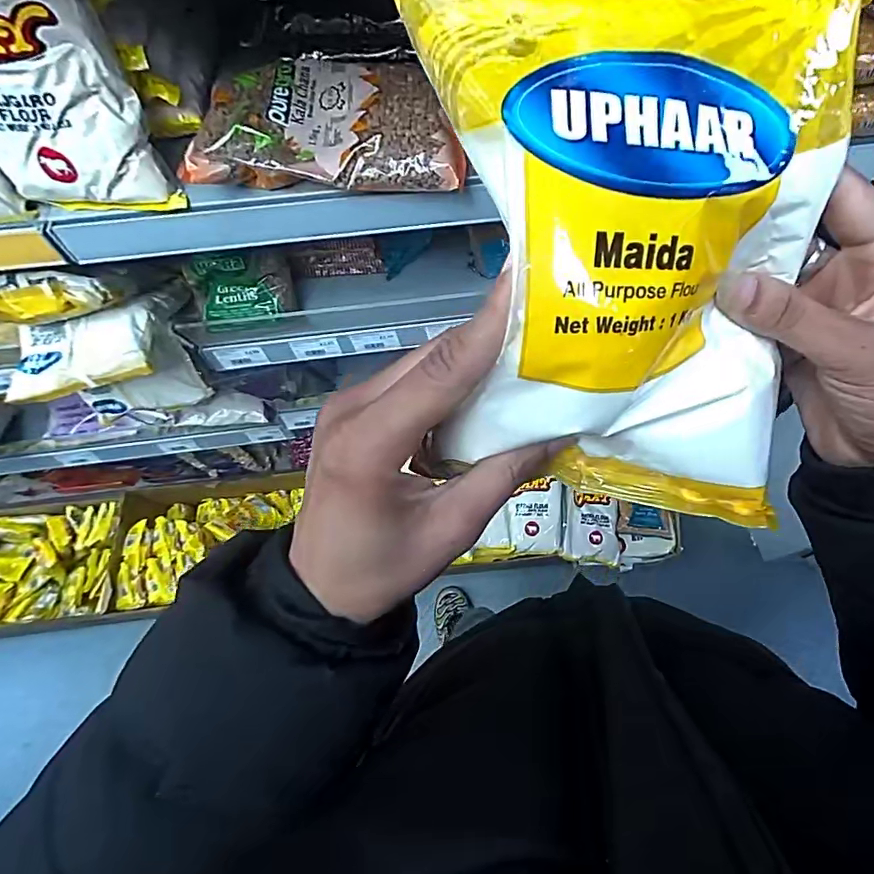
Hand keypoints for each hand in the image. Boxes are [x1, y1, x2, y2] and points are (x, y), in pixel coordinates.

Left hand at [289, 276, 565, 622]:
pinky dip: (451, 376)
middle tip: (540, 316)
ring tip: (523, 345)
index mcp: (370, 441)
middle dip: (487, 335)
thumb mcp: (449, 531)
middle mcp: (352, 407)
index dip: (484, 330)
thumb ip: (501, 478)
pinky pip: (412, 378)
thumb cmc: (382, 567)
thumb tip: (554, 435)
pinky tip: (483, 381)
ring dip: (471, 354)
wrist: (319, 586)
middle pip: (431, 357)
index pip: (439, 373)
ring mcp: (349, 403)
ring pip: (422, 362)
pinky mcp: (355, 408)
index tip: (519, 287)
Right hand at [716, 170, 873, 467]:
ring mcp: (815, 301)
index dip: (803, 171)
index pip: (845, 194)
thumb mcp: (858, 353)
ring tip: (690, 240)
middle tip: (702, 197)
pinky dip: (730, 301)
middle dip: (754, 215)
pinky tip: (697, 290)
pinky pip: (755, 306)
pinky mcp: (789, 332)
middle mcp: (850, 268)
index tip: (751, 153)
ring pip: (769, 267)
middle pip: (797, 226)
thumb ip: (796, 317)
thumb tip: (732, 284)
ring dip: (736, 261)